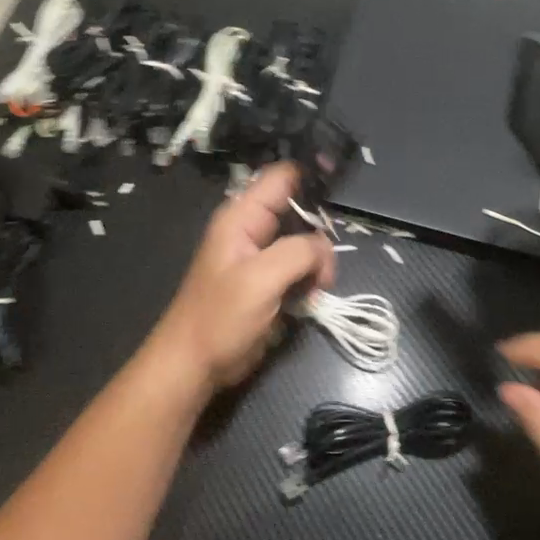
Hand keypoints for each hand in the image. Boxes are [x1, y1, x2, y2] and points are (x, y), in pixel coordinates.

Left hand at [147, 164, 334, 393]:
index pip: (283, 177)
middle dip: (320, 232)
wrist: (196, 365)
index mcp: (242, 217)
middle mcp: (253, 229)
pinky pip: (301, 268)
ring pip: (305, 242)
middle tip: (326, 263)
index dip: (312, 174)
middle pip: (300, 210)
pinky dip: (311, 280)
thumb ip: (298, 252)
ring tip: (318, 287)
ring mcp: (262, 257)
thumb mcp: (260, 279)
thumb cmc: (220, 318)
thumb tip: (324, 249)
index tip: (343, 186)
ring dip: (318, 263)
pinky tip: (310, 298)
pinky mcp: (270, 282)